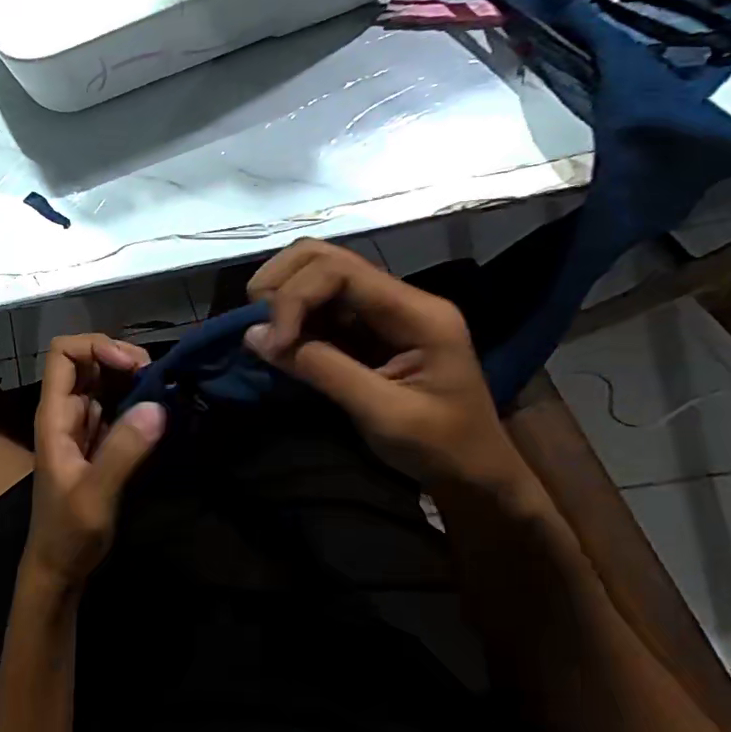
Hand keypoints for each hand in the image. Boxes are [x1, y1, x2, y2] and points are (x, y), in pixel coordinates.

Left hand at [22, 335, 166, 592]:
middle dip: (120, 357)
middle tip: (157, 377)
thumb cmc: (68, 532)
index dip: (96, 347)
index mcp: (54, 414)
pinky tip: (159, 408)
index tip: (133, 367)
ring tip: (163, 389)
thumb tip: (158, 405)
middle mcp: (66, 411)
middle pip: (87, 359)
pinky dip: (136, 398)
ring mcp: (82, 424)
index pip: (63, 353)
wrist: (60, 567)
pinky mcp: (98, 440)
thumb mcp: (96, 494)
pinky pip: (116, 404)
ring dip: (132, 377)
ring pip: (103, 380)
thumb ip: (123, 451)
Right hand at [243, 239, 522, 490]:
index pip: (338, 270)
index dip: (293, 297)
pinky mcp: (362, 326)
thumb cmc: (442, 448)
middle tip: (259, 328)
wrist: (477, 475)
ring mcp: (379, 309)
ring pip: (314, 272)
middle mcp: (397, 297)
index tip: (272, 342)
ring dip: (279, 296)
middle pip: (321, 256)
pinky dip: (287, 315)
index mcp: (417, 312)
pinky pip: (315, 302)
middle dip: (280, 284)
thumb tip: (253, 336)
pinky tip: (279, 342)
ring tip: (266, 335)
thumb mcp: (383, 414)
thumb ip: (320, 369)